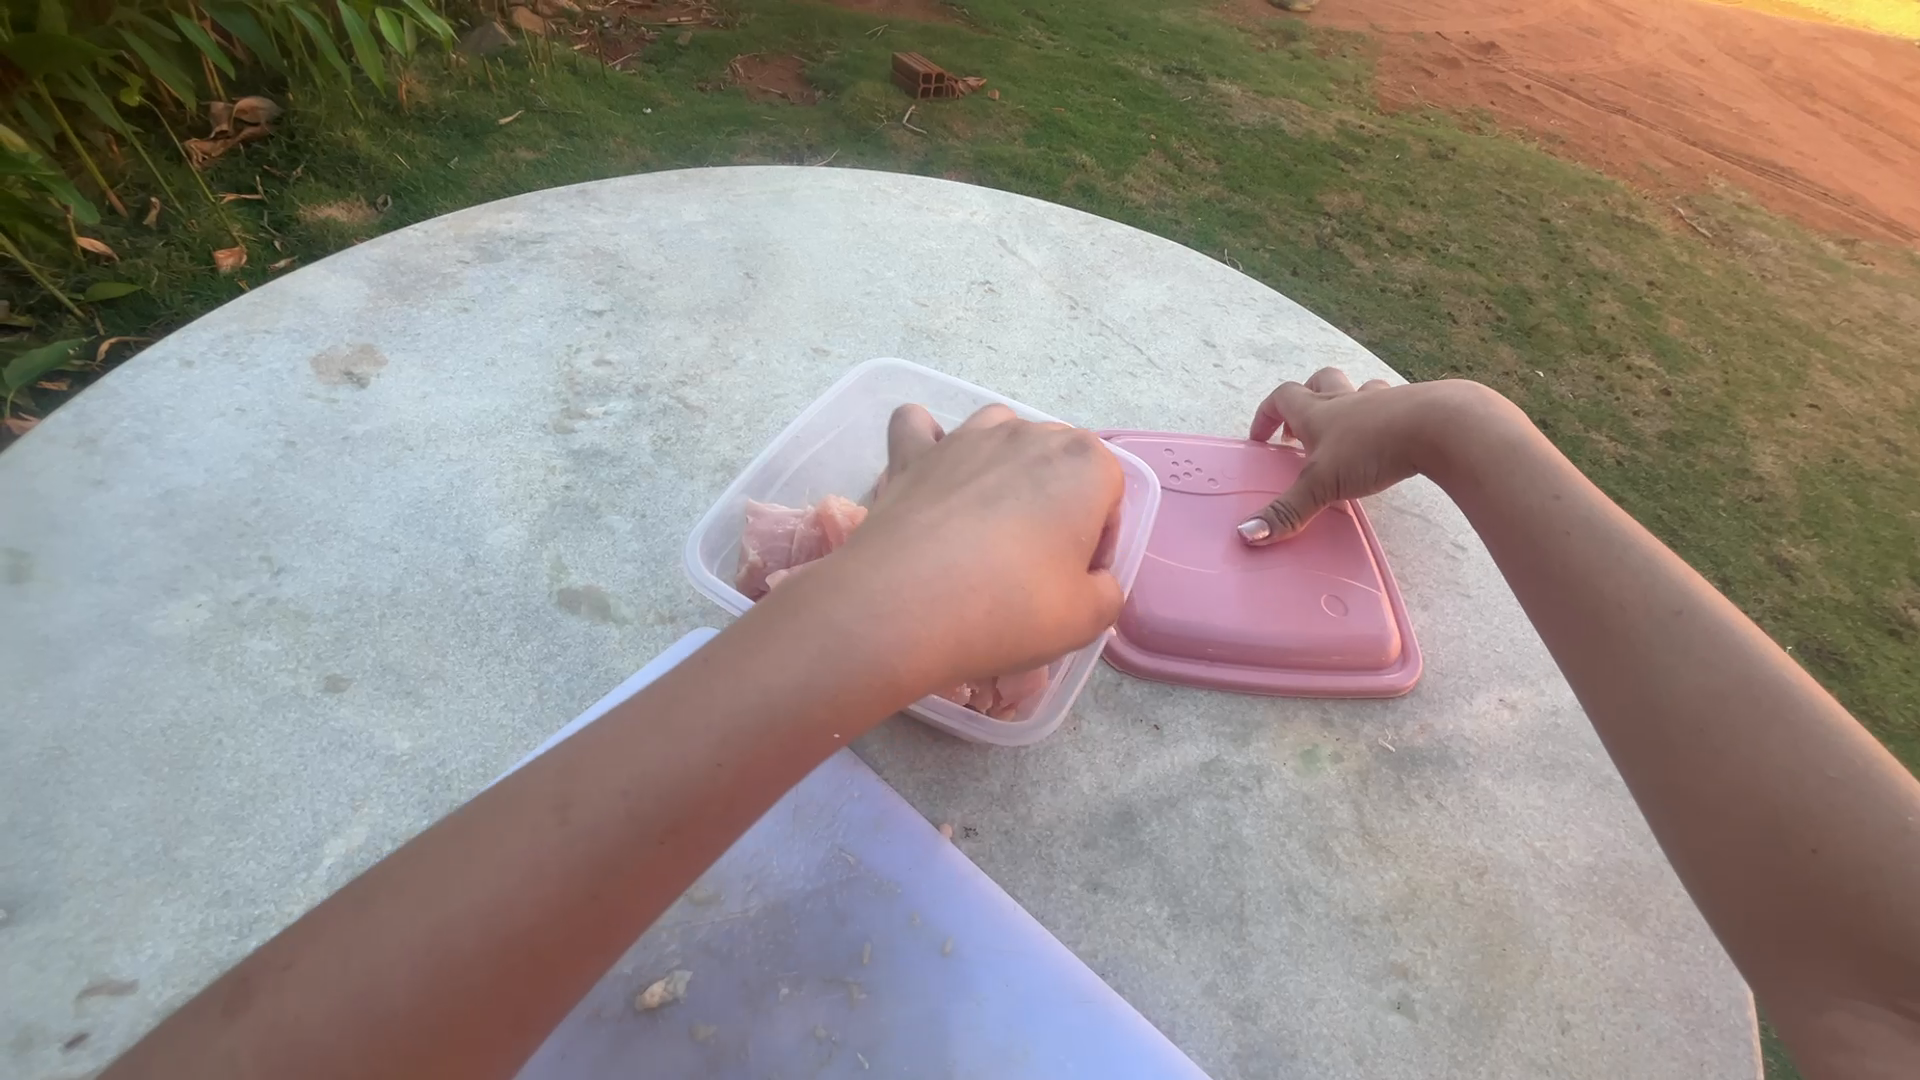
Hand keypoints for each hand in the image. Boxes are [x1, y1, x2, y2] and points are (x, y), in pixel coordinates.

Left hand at [786, 404, 1124, 694]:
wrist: (905, 606)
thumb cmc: (1010, 608)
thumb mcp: (1087, 619)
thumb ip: (1107, 591)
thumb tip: (1092, 581)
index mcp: (1084, 464)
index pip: (1110, 495)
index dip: (1099, 541)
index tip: (1076, 580)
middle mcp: (1029, 434)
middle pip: (1059, 462)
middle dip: (1057, 504)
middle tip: (1035, 565)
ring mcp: (966, 436)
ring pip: (1000, 432)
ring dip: (1005, 466)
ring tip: (990, 520)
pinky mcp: (913, 452)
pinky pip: (921, 427)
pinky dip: (928, 443)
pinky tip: (931, 473)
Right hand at [1239, 368, 1493, 544]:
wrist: (1444, 426)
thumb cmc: (1373, 447)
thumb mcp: (1322, 484)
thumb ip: (1287, 510)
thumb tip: (1247, 535)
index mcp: (1319, 412)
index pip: (1282, 399)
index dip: (1266, 415)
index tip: (1260, 438)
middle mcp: (1348, 400)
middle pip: (1320, 381)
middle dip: (1307, 398)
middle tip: (1301, 429)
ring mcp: (1386, 401)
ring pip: (1361, 390)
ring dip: (1350, 404)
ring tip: (1348, 432)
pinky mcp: (1419, 409)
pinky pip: (1397, 406)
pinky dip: (1388, 419)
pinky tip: (1392, 441)